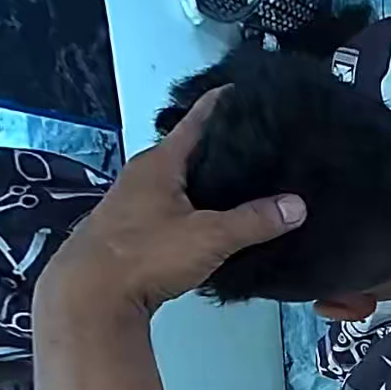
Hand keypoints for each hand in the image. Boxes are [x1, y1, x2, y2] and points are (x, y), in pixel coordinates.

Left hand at [37, 87, 304, 319]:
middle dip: (226, 147)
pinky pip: (180, 207)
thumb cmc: (145, 254)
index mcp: (160, 163)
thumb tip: (298, 206)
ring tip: (253, 183)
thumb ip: (256, 220)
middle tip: (266, 145)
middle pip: (192, 151)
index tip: (251, 92)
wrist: (92, 298)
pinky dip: (203, 207)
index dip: (225, 103)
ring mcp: (139, 203)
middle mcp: (146, 175)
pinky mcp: (139, 231)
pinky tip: (224, 220)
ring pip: (186, 181)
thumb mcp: (209, 235)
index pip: (198, 120)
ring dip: (214, 181)